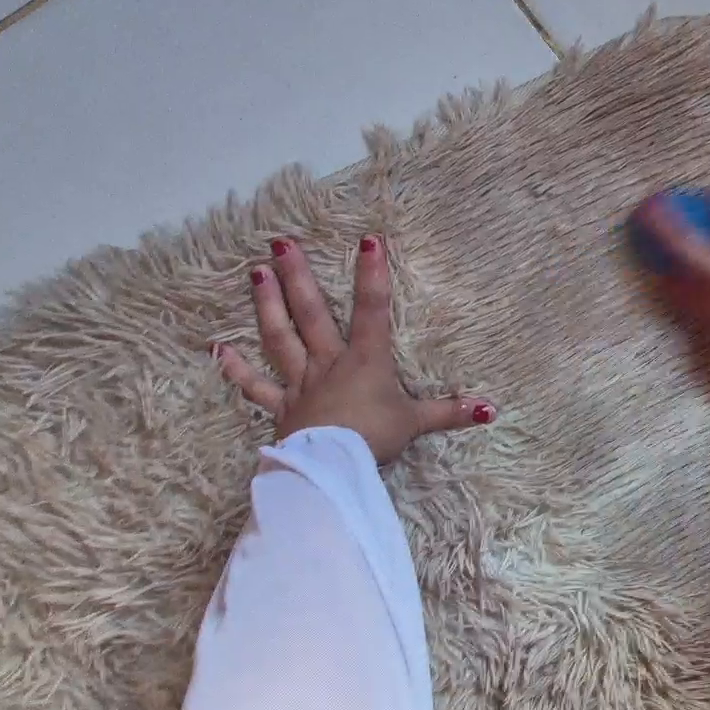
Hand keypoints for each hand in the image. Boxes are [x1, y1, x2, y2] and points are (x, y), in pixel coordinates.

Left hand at [214, 234, 493, 463]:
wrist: (330, 468)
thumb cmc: (374, 438)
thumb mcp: (418, 422)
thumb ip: (450, 412)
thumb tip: (490, 409)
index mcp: (366, 360)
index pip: (372, 310)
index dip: (372, 275)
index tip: (367, 241)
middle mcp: (329, 362)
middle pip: (312, 313)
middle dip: (298, 277)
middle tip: (280, 243)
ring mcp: (301, 383)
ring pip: (280, 338)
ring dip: (267, 306)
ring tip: (255, 273)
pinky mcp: (282, 406)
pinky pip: (256, 386)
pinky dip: (237, 369)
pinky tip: (219, 349)